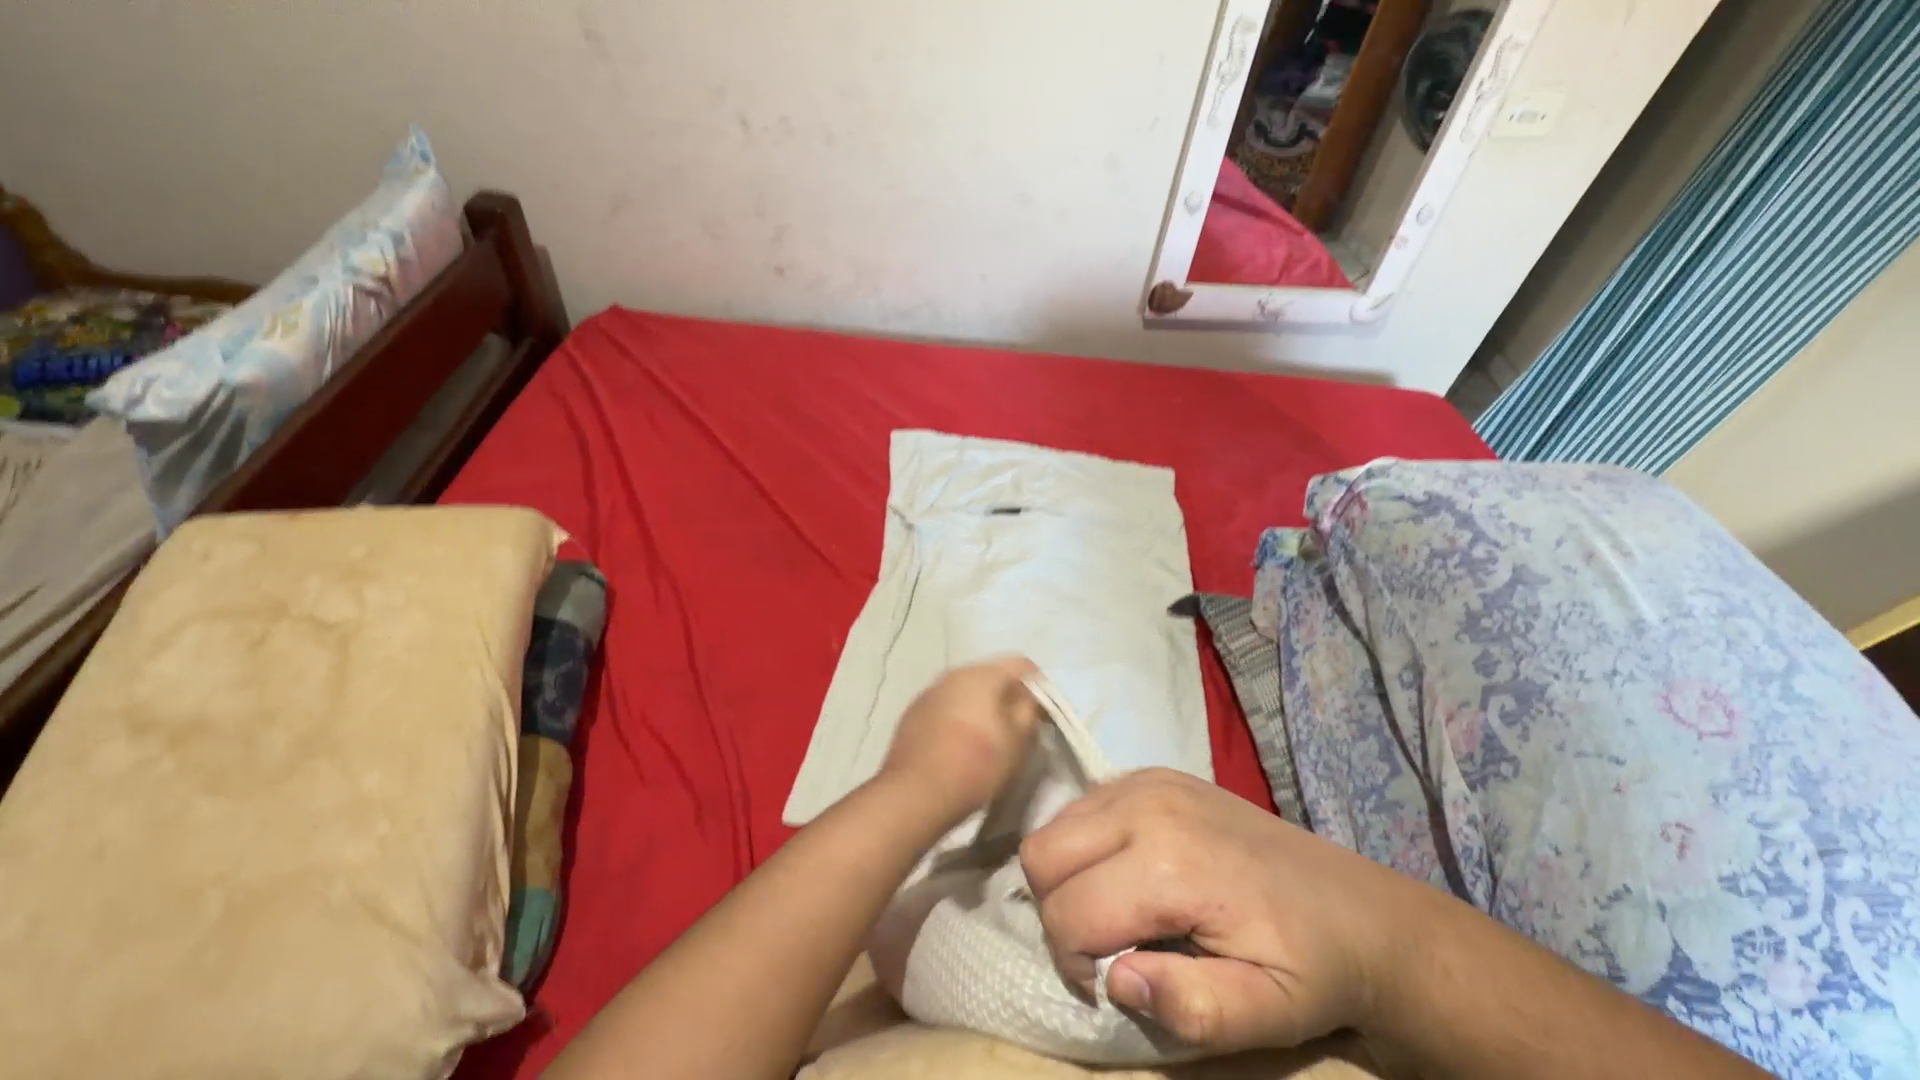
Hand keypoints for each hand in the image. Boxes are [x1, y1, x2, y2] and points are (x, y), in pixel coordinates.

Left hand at [879, 656, 1043, 826]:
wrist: (915, 795)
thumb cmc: (975, 766)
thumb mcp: (1018, 741)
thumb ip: (1030, 709)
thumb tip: (1029, 696)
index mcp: (980, 675)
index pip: (1022, 664)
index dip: (1039, 686)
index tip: (1042, 715)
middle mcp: (951, 674)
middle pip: (992, 675)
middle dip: (1008, 697)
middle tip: (1018, 729)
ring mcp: (928, 692)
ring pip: (967, 691)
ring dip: (982, 708)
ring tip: (988, 740)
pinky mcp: (912, 714)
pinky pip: (946, 706)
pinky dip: (959, 718)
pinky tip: (960, 746)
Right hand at [1019, 768, 1432, 1053]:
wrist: (1360, 911)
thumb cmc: (1310, 968)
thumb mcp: (1265, 1013)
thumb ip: (1191, 1007)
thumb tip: (1114, 979)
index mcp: (1171, 863)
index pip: (1066, 913)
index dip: (1074, 964)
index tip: (1112, 985)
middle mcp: (1148, 805)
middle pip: (1041, 856)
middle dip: (1058, 914)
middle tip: (1105, 946)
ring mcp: (1149, 781)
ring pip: (1053, 827)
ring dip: (1068, 878)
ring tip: (1116, 912)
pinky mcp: (1154, 774)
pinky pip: (1082, 805)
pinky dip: (1084, 845)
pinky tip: (1126, 874)